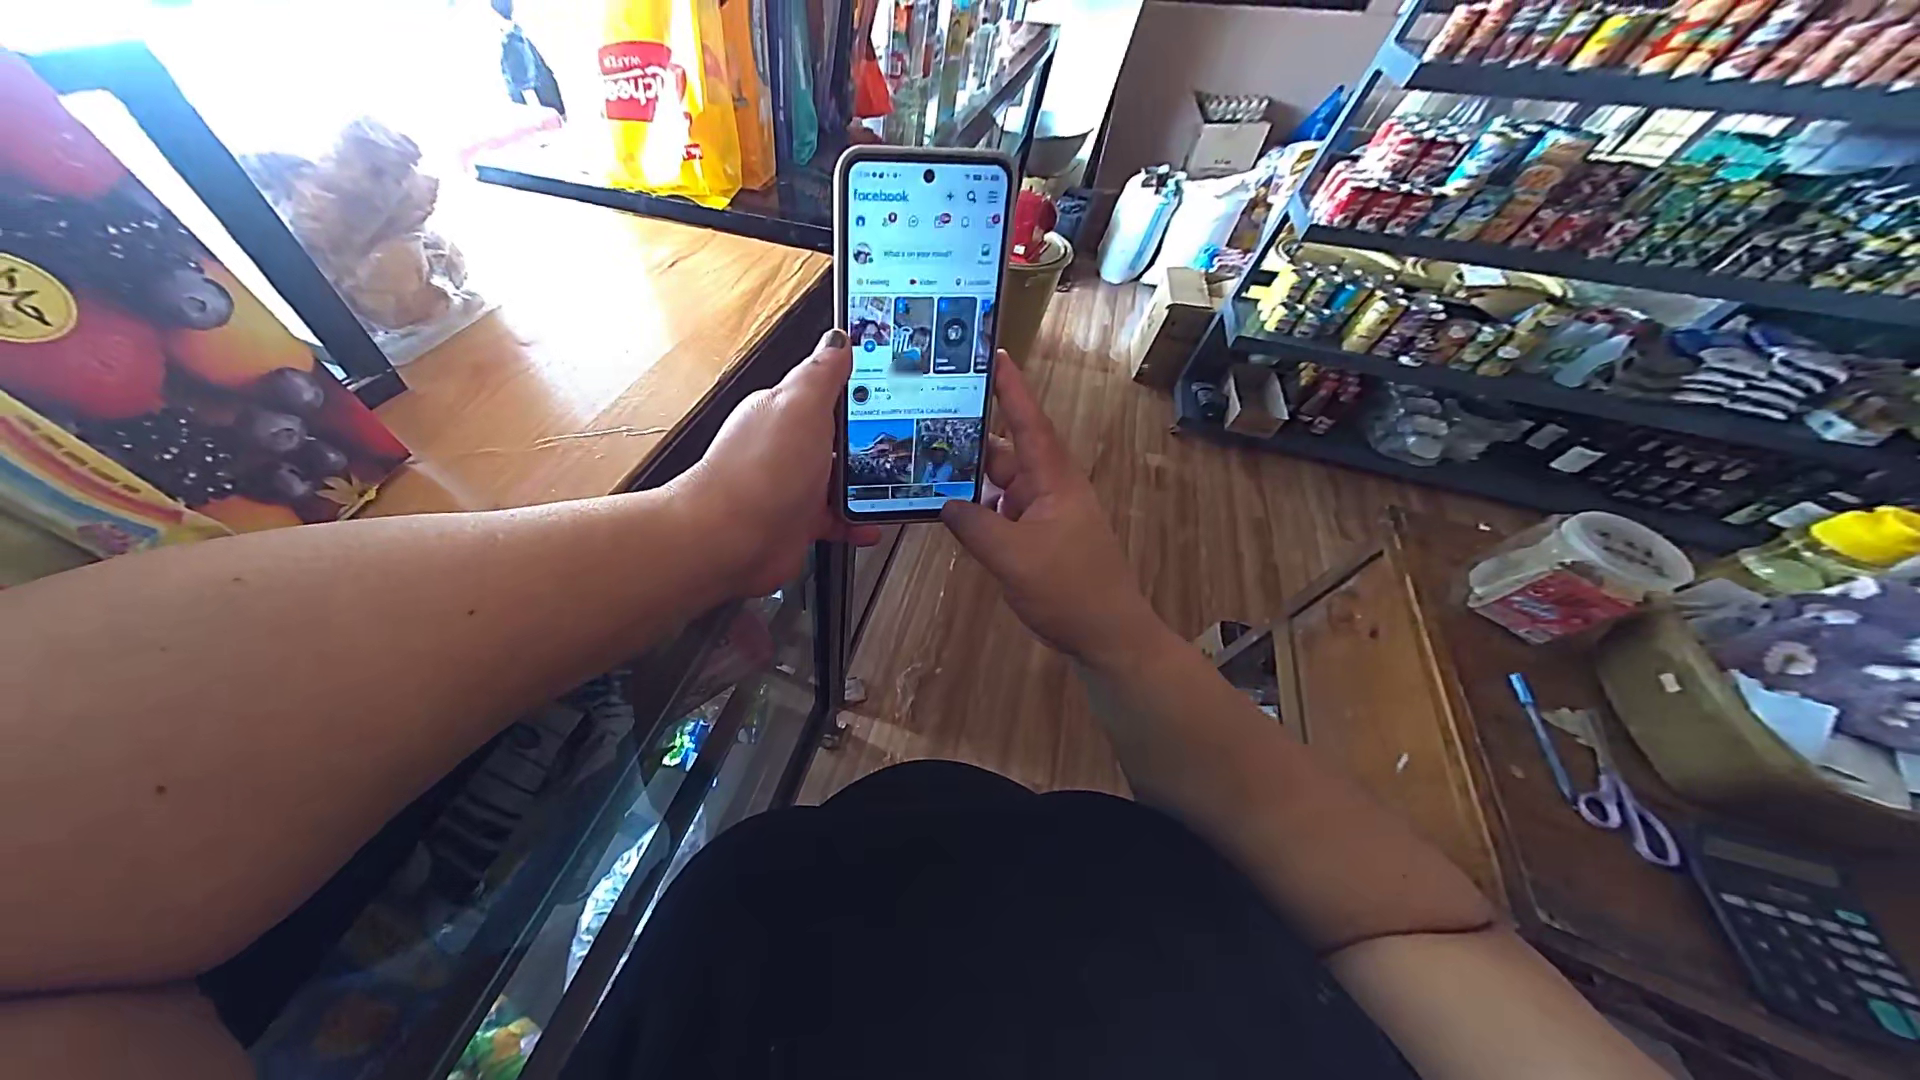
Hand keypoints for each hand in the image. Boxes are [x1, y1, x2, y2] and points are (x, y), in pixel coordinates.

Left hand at [672, 329, 879, 596]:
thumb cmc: (757, 473)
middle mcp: (789, 447)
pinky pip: (839, 518)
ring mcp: (795, 486)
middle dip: (869, 442)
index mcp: (786, 411)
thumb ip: (821, 373)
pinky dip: (858, 521)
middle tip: (898, 441)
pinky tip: (870, 523)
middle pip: (839, 438)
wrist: (733, 540)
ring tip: (892, 485)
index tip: (890, 388)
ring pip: (841, 481)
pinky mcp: (801, 521)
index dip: (860, 388)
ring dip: (867, 485)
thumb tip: (838, 339)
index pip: (827, 391)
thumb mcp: (800, 406)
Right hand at [941, 353, 1168, 669]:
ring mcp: (1044, 515)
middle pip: (1005, 454)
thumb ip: (975, 526)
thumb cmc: (1069, 589)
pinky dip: (978, 511)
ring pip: (1000, 486)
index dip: (1011, 389)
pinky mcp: (1038, 538)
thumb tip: (946, 504)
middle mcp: (1049, 489)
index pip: (1029, 423)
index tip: (993, 355)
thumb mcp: (1014, 557)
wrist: (1107, 635)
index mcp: (1054, 480)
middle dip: (970, 440)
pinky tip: (948, 511)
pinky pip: (1002, 514)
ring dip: (969, 481)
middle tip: (926, 421)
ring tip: (925, 465)